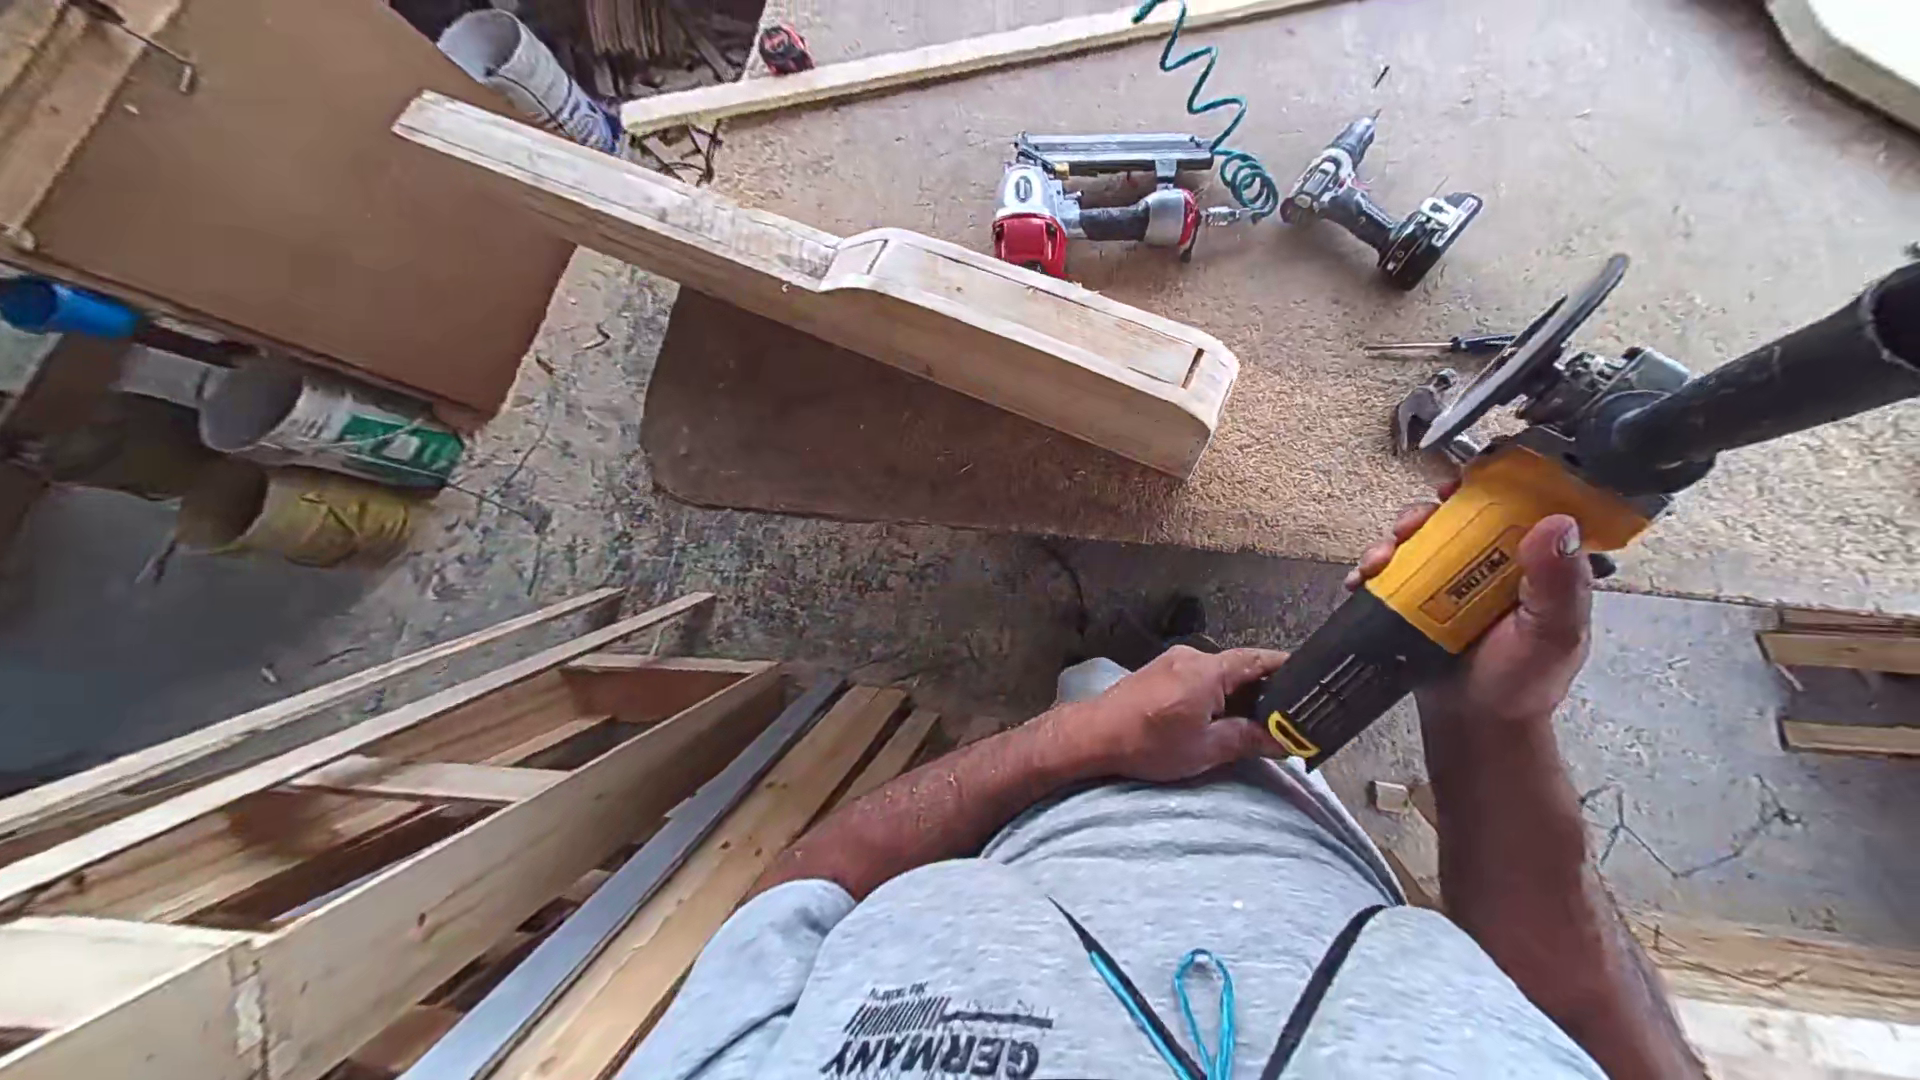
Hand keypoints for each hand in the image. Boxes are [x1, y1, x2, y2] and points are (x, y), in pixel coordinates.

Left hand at [1049, 645, 1289, 781]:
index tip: (1309, 681)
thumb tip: (1283, 740)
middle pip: (1240, 667)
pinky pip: (1198, 678)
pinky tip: (1219, 719)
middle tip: (1286, 718)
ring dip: (1237, 695)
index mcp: (1207, 670)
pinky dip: (1215, 694)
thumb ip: (1249, 739)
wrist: (1094, 735)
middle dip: (1264, 692)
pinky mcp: (1158, 673)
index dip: (1287, 670)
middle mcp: (1190, 658)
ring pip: (1218, 674)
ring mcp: (1171, 663)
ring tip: (1255, 725)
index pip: (1260, 660)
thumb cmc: (1146, 741)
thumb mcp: (1207, 748)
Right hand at [1350, 493, 1593, 726]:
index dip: (1484, 490)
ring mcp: (1439, 585)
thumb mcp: (1552, 632)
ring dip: (1387, 543)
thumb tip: (1555, 522)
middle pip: (1447, 523)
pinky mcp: (1406, 603)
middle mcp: (1480, 568)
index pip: (1508, 513)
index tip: (1459, 484)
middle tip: (1408, 526)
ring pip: (1410, 546)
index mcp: (1526, 566)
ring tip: (1377, 561)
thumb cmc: (1521, 680)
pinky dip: (1365, 573)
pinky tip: (1359, 582)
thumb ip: (1557, 584)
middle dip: (1420, 516)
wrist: (1472, 721)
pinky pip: (1383, 577)